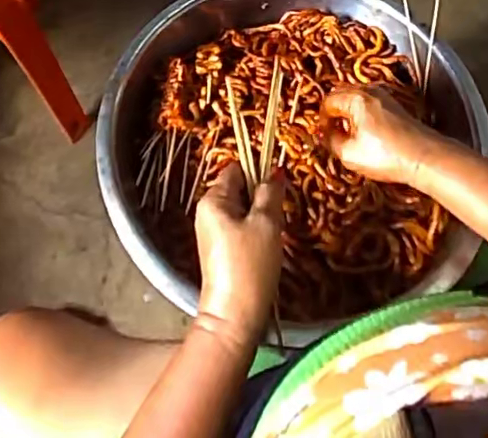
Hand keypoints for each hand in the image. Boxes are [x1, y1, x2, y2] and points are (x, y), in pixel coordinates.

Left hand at [193, 165, 283, 345]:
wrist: (234, 317)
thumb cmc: (249, 266)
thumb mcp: (265, 225)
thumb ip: (270, 194)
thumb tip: (274, 170)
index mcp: (212, 199)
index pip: (235, 169)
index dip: (257, 170)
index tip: (279, 182)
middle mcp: (206, 211)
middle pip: (238, 189)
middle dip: (260, 195)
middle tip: (281, 209)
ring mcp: (211, 231)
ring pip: (241, 210)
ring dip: (260, 215)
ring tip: (276, 229)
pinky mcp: (219, 250)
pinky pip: (239, 228)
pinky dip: (255, 231)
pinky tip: (268, 246)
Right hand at [321, 86, 441, 185]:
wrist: (427, 158)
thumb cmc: (387, 156)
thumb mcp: (350, 154)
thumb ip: (331, 141)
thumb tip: (326, 134)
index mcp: (355, 98)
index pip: (328, 102)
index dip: (322, 119)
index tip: (323, 135)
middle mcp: (368, 90)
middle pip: (341, 94)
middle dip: (334, 112)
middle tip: (332, 133)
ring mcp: (384, 96)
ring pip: (356, 97)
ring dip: (348, 112)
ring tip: (349, 133)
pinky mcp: (395, 106)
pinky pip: (369, 102)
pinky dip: (362, 113)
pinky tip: (367, 132)